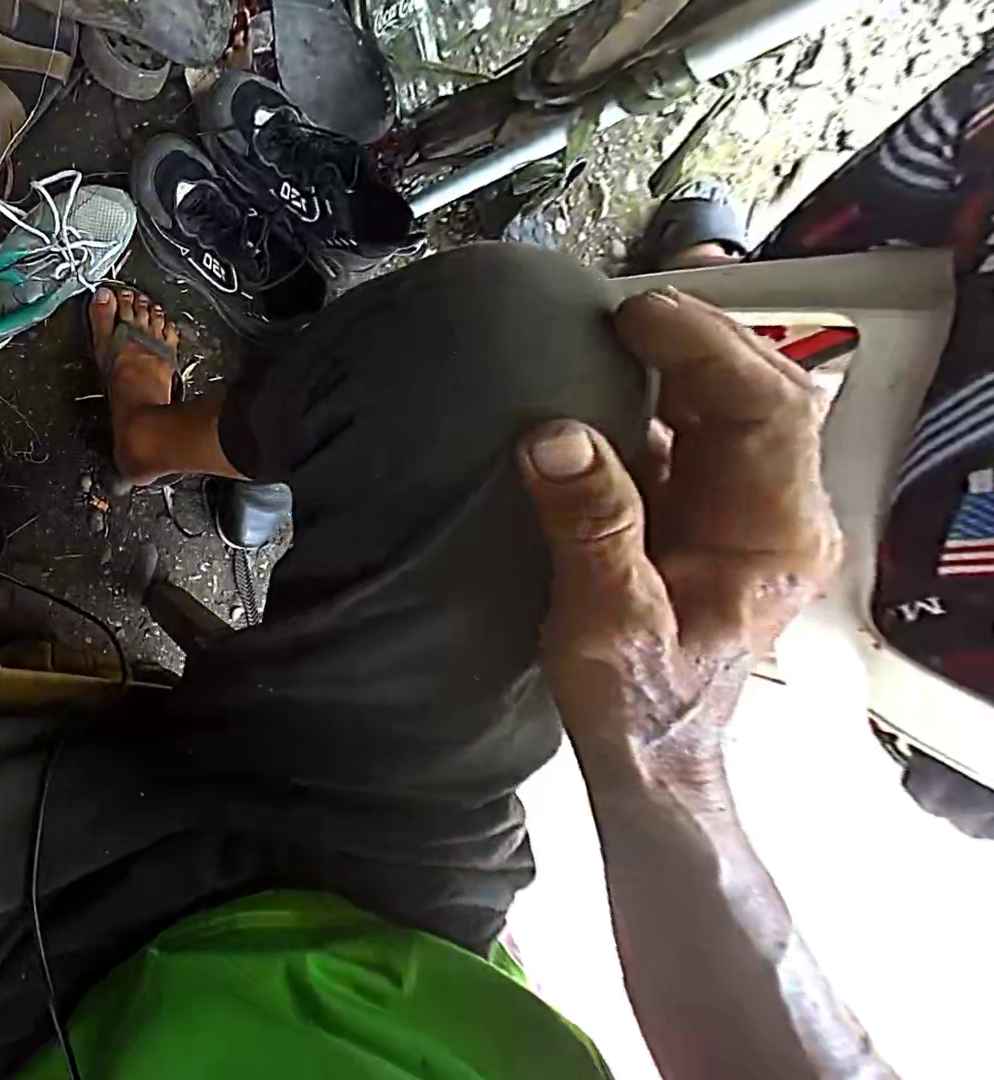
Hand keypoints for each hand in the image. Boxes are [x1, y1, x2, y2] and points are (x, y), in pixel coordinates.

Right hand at [517, 287, 840, 782]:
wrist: (648, 746)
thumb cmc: (634, 692)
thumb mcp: (605, 613)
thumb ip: (590, 524)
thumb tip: (554, 436)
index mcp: (771, 532)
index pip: (761, 412)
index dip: (705, 352)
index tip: (640, 314)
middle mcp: (769, 514)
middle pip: (755, 403)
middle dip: (701, 346)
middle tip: (628, 312)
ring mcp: (731, 520)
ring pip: (720, 425)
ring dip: (675, 375)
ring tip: (615, 339)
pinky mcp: (690, 530)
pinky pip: (679, 455)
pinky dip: (646, 416)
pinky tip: (604, 404)